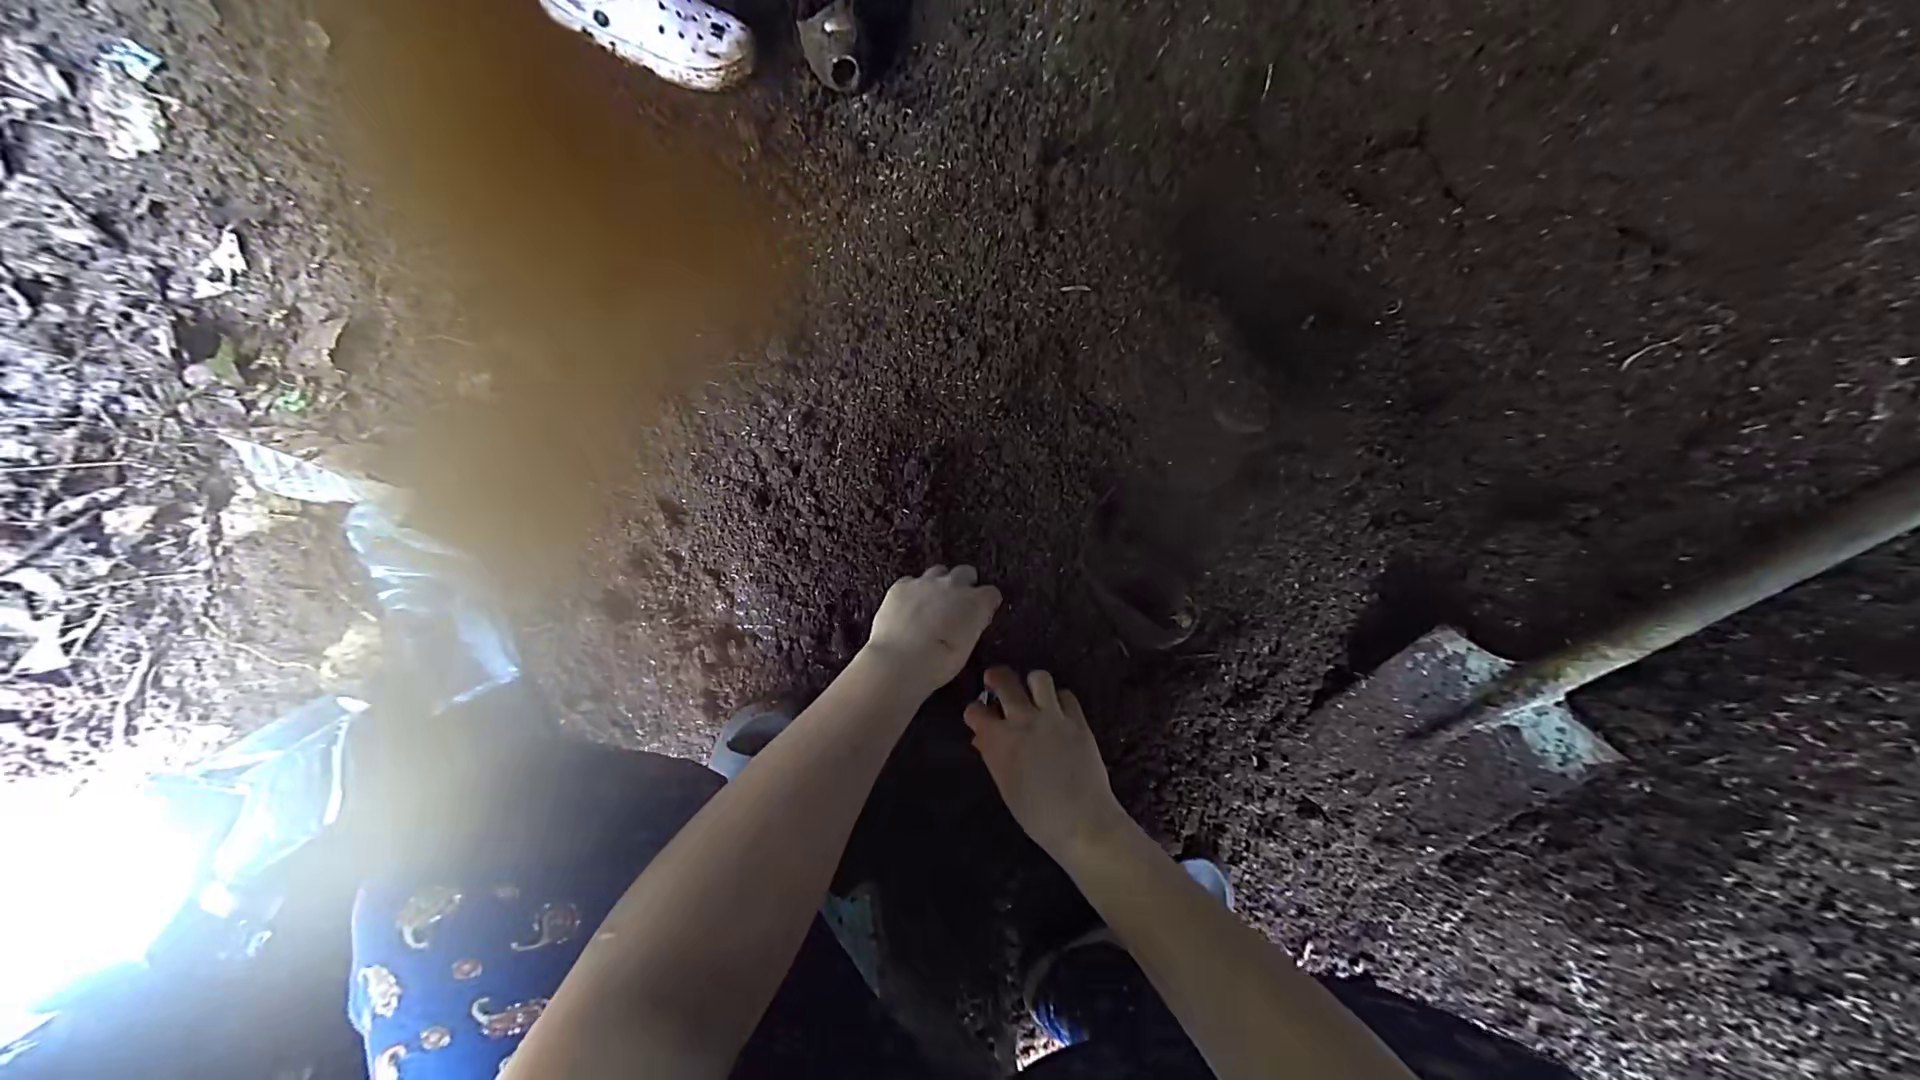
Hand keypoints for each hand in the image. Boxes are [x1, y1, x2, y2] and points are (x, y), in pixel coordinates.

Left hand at [863, 566, 1002, 692]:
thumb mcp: (966, 651)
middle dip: (965, 584)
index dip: (987, 603)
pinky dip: (913, 591)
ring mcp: (926, 582)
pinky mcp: (902, 586)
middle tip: (958, 604)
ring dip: (939, 584)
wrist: (898, 661)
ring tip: (932, 605)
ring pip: (938, 572)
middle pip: (966, 572)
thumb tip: (971, 621)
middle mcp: (953, 585)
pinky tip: (908, 607)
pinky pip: (911, 581)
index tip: (982, 612)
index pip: (991, 593)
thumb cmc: (935, 664)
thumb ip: (972, 628)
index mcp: (975, 603)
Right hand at [965, 667, 1129, 859]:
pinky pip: (1066, 695)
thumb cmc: (1036, 814)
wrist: (1081, 821)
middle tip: (994, 680)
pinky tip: (1058, 710)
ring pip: (1038, 678)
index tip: (977, 714)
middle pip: (1004, 681)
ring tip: (1031, 693)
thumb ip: (993, 755)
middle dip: (995, 677)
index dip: (974, 711)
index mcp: (999, 740)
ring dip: (1031, 683)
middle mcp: (1023, 721)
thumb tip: (983, 737)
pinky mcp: (1077, 720)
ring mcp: (1052, 717)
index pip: (976, 711)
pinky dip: (1059, 699)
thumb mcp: (1005, 785)